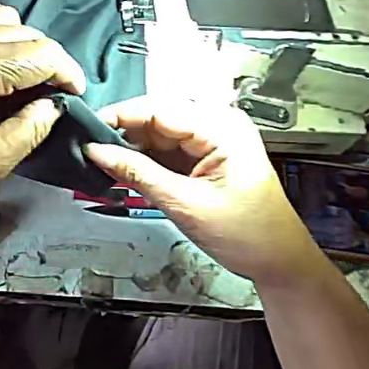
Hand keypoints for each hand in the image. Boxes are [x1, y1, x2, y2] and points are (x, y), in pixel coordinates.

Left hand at [0, 0, 85, 222]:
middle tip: (49, 92)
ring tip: (20, 74)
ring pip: (0, 14)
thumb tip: (52, 105)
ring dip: (19, 40)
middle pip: (25, 32)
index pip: (43, 54)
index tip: (75, 93)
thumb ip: (31, 129)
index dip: (68, 73)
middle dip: (46, 61)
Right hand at [84, 97, 325, 284]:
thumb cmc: (248, 234)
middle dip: (123, 133)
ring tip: (105, 163)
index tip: (89, 131)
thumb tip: (98, 152)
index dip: (120, 117)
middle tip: (92, 150)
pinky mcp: (206, 154)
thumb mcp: (184, 204)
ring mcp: (212, 138)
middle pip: (157, 116)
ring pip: (158, 132)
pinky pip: (167, 147)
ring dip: (132, 147)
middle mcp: (218, 124)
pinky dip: (146, 159)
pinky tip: (127, 170)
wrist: (279, 260)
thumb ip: (137, 173)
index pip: (158, 108)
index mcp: (221, 127)